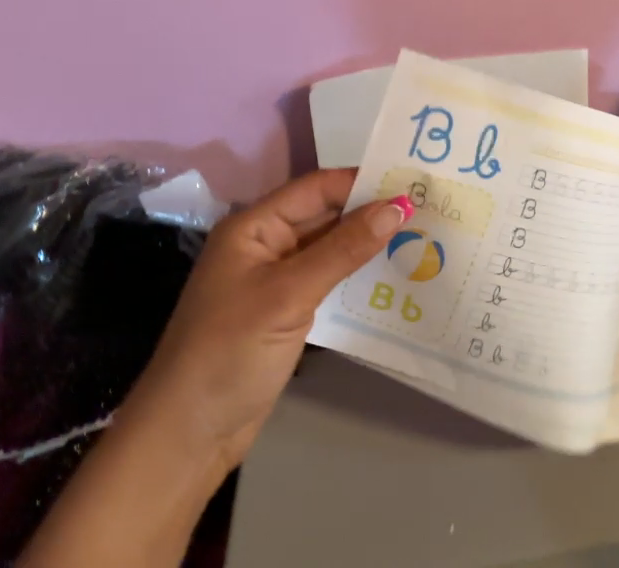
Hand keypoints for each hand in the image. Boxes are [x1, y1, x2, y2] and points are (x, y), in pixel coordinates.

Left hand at [125, 169, 410, 470]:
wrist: (187, 434)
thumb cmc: (230, 352)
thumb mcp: (289, 295)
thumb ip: (343, 249)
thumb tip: (397, 206)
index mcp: (254, 228)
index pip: (316, 188)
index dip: (362, 182)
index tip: (414, 184)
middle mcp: (265, 246)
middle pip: (326, 216)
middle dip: (372, 212)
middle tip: (430, 210)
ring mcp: (275, 282)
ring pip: (331, 250)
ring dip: (370, 245)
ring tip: (424, 239)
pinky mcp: (286, 314)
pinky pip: (329, 282)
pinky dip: (358, 278)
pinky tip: (394, 279)